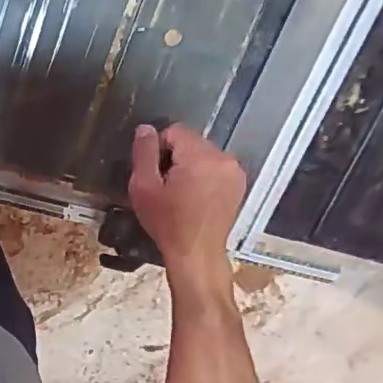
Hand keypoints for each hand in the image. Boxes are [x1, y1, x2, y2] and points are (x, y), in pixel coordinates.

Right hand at [128, 123, 246, 281]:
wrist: (196, 254)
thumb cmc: (167, 222)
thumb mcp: (143, 187)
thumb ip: (143, 153)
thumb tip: (145, 129)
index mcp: (201, 157)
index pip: (175, 131)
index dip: (158, 148)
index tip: (154, 173)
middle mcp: (224, 158)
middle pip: (190, 142)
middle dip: (174, 157)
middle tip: (165, 185)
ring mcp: (234, 171)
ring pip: (202, 154)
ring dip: (188, 166)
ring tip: (179, 192)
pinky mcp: (239, 183)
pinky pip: (214, 166)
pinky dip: (202, 175)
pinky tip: (194, 196)